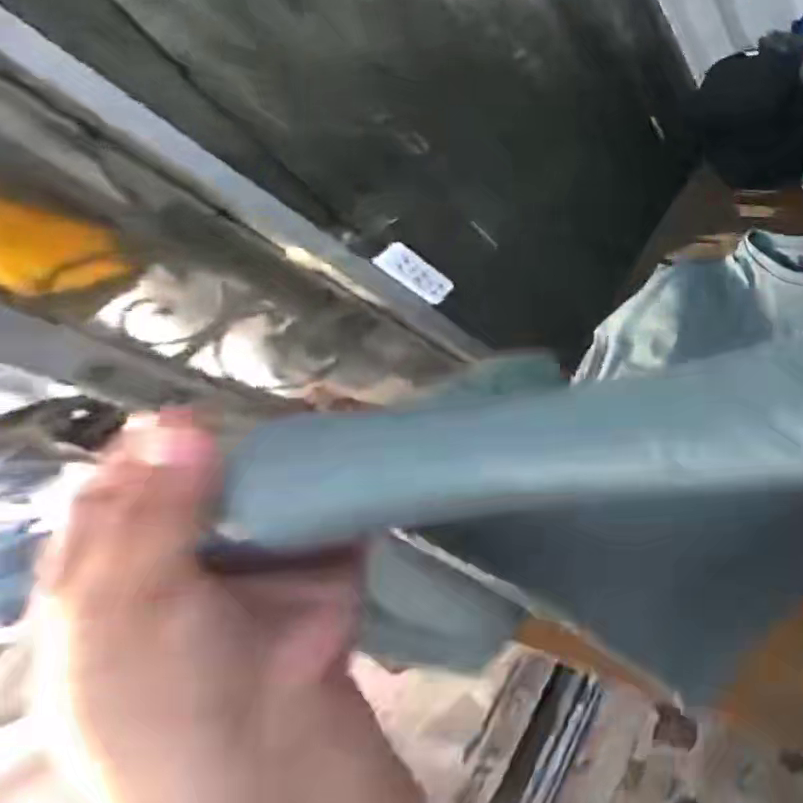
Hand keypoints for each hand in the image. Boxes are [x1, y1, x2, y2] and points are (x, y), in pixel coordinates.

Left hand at [30, 411, 418, 802]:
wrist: (263, 729)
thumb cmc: (155, 684)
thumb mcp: (124, 605)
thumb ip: (154, 515)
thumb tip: (181, 419)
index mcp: (110, 561)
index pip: (121, 486)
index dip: (148, 446)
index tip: (193, 405)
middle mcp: (188, 544)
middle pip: (210, 473)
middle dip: (240, 436)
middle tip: (280, 394)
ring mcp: (265, 544)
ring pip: (279, 479)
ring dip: (302, 446)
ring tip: (332, 405)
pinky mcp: (332, 546)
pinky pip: (341, 498)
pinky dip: (354, 470)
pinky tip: (369, 439)